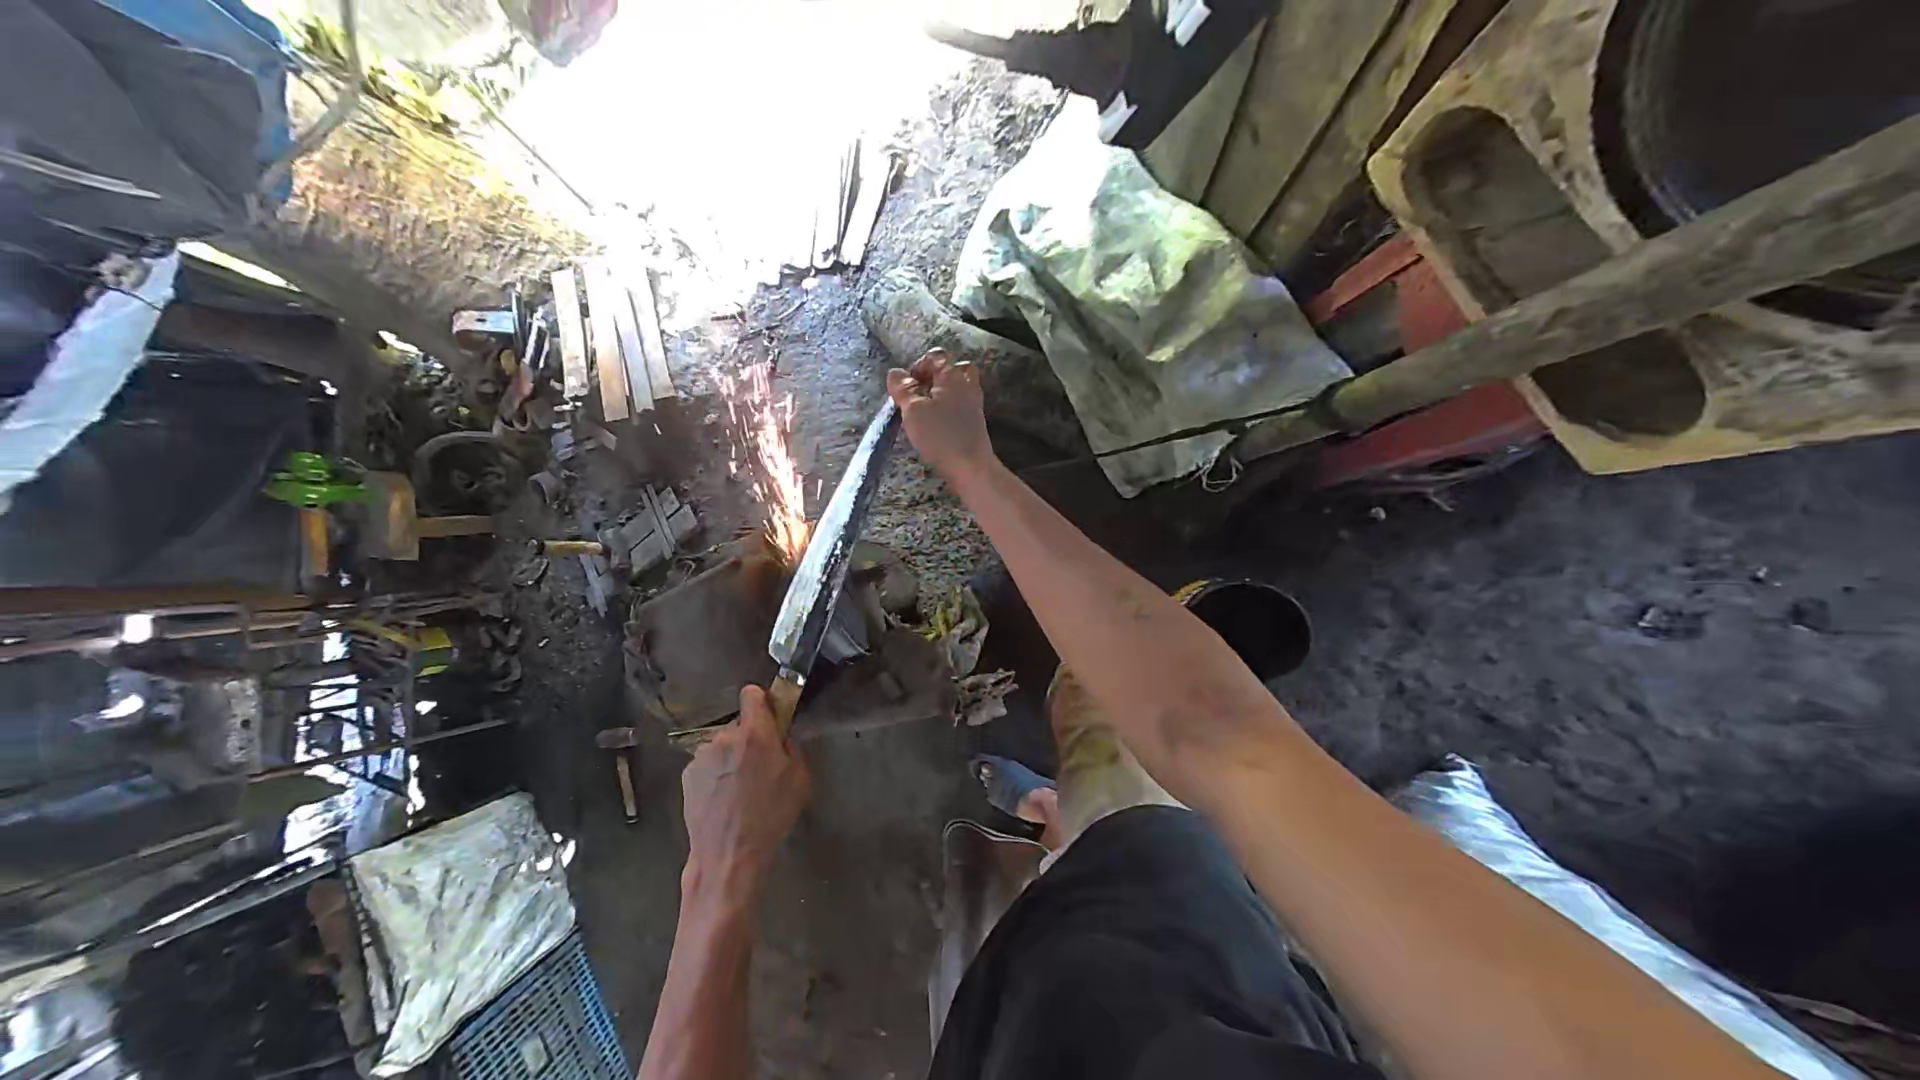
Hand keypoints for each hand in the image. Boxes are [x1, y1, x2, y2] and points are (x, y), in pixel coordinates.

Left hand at [680, 686, 811, 905]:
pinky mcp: (687, 776)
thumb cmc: (771, 816)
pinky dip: (715, 774)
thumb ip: (791, 748)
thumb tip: (781, 738)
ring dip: (730, 757)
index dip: (761, 701)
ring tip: (739, 789)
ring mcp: (702, 756)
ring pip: (722, 745)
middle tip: (760, 766)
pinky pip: (707, 764)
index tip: (768, 717)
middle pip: (739, 725)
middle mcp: (724, 736)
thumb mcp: (800, 779)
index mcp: (755, 733)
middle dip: (750, 738)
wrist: (729, 855)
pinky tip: (722, 799)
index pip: (751, 693)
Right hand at [887, 349, 991, 479]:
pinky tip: (935, 422)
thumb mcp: (913, 410)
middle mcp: (967, 385)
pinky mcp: (975, 421)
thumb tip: (895, 373)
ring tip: (924, 409)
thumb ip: (903, 389)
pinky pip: (960, 404)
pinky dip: (948, 407)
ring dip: (941, 392)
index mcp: (953, 376)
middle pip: (953, 368)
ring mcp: (973, 403)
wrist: (970, 466)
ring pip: (957, 387)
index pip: (936, 355)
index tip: (907, 385)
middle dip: (934, 376)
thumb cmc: (940, 435)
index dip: (918, 365)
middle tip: (920, 392)